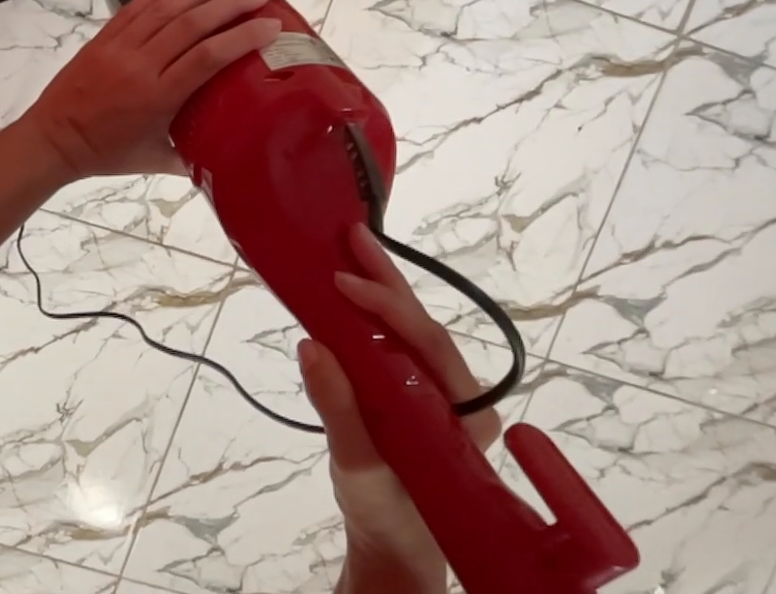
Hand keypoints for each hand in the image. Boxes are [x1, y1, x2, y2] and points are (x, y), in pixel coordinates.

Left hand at [18, 0, 279, 179]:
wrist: (53, 139)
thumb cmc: (105, 153)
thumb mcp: (154, 160)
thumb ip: (191, 156)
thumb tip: (229, 151)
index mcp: (158, 97)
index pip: (209, 57)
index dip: (243, 37)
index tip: (272, 25)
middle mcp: (140, 65)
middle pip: (191, 25)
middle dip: (229, 5)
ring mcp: (118, 48)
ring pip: (163, 10)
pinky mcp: (101, 40)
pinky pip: (131, 9)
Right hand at [298, 224, 502, 593]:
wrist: (393, 540)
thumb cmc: (385, 511)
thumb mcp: (359, 465)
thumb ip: (338, 408)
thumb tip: (310, 345)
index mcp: (465, 414)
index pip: (430, 345)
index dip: (389, 309)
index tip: (345, 282)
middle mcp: (456, 394)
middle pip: (423, 325)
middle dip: (388, 279)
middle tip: (351, 235)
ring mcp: (431, 391)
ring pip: (408, 327)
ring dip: (378, 285)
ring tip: (348, 245)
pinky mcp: (405, 389)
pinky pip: (389, 340)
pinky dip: (365, 308)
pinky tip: (343, 286)